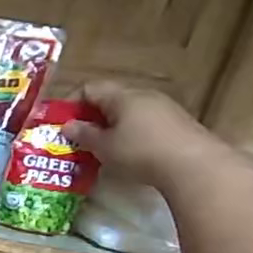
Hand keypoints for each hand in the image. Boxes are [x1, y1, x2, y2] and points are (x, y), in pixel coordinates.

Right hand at [68, 81, 231, 190]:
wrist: (192, 164)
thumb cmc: (139, 151)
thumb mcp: (103, 146)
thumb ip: (84, 134)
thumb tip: (68, 126)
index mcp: (122, 96)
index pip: (90, 88)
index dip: (71, 103)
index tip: (61, 123)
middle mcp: (143, 95)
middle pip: (109, 99)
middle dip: (90, 116)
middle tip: (78, 138)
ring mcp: (163, 108)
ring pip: (127, 111)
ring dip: (110, 126)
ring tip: (100, 148)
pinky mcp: (175, 123)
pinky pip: (143, 122)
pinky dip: (128, 132)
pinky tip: (126, 152)